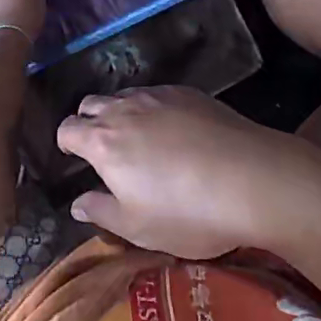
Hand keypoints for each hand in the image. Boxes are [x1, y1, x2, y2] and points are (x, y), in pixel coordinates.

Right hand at [56, 86, 320, 258]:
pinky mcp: (191, 93)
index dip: (66, 142)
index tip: (72, 156)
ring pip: (125, 95)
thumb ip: (101, 212)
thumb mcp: (137, 227)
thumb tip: (77, 203)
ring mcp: (160, 96)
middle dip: (89, 121)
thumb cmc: (187, 212)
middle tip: (102, 148)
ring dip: (120, 112)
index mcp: (103, 142)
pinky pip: (158, 94)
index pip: (68, 129)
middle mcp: (125, 109)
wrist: (254, 179)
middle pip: (91, 104)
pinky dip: (153, 108)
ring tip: (138, 138)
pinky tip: (174, 131)